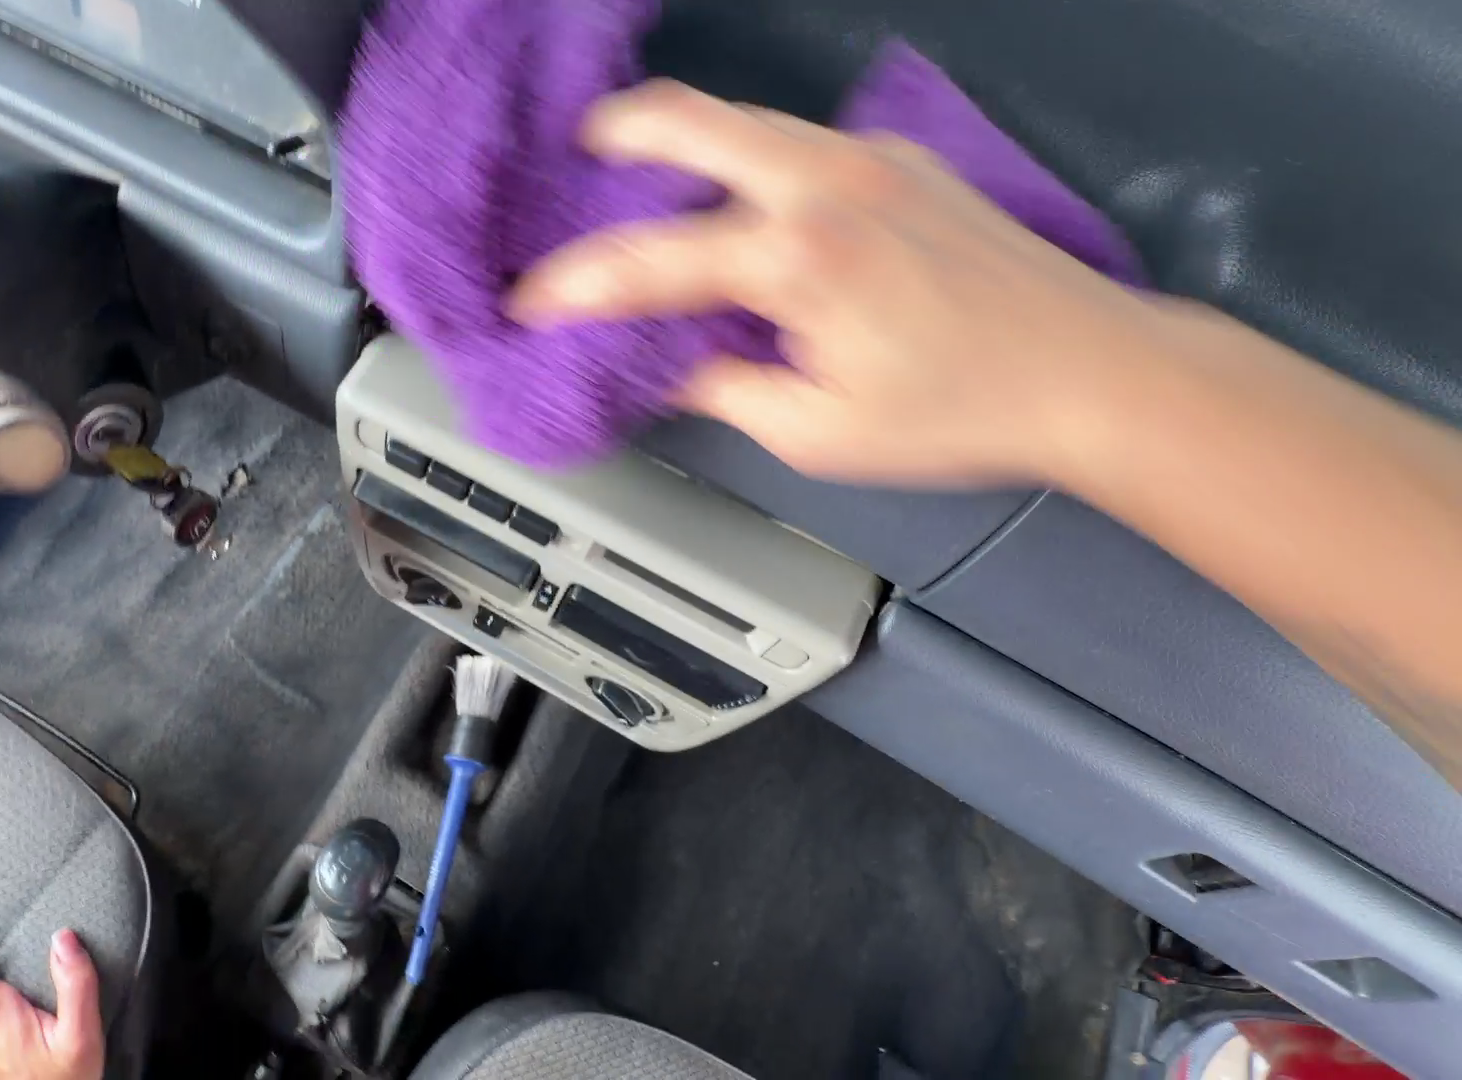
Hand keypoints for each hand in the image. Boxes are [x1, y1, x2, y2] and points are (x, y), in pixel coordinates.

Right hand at [510, 79, 1189, 488]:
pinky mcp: (899, 164)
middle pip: (695, 124)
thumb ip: (723, 386)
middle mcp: (828, 183)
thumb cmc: (956, 415)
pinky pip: (791, 146)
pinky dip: (738, 162)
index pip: (650, 265)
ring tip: (634, 170)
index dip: (574, 286)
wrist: (1094, 374)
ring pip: (744, 123)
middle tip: (574, 157)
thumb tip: (668, 365)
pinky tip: (730, 203)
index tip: (527, 301)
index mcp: (799, 257)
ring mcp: (869, 161)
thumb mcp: (815, 431)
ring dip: (679, 142)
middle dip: (620, 136)